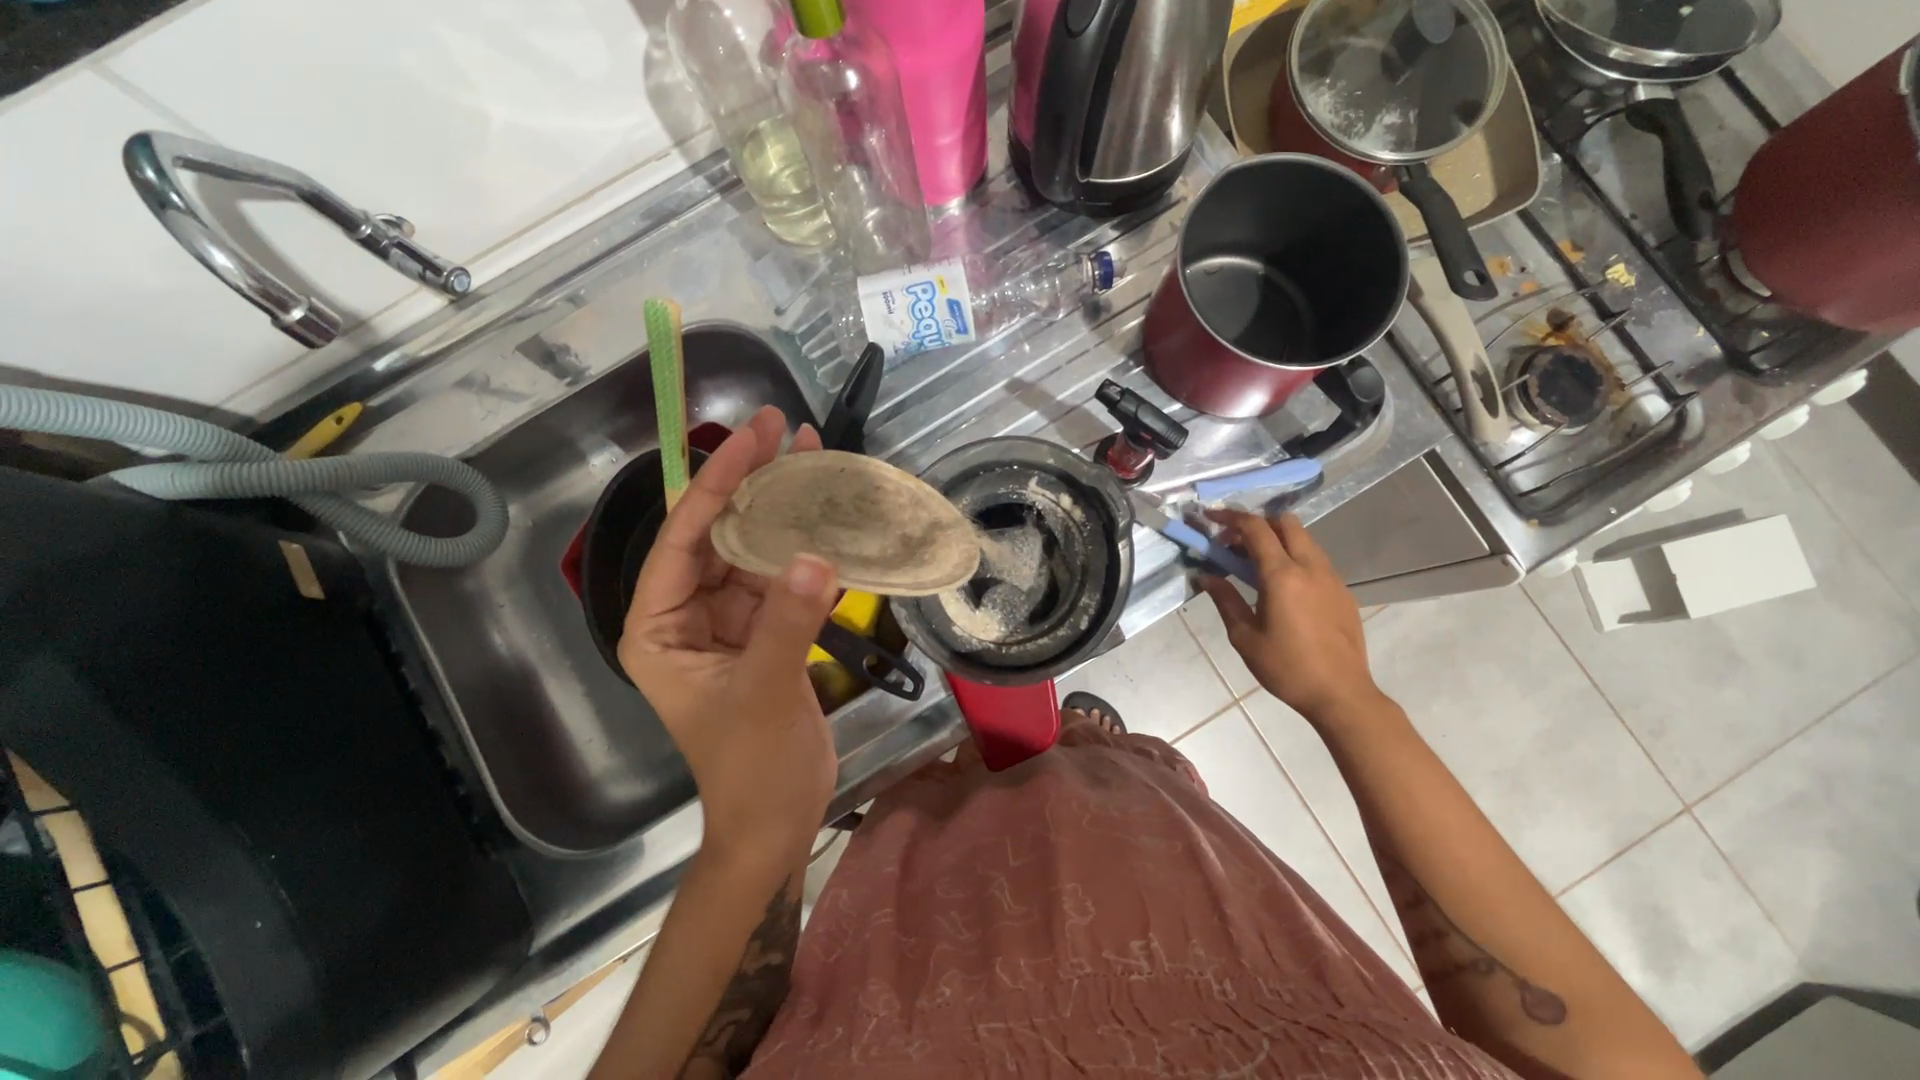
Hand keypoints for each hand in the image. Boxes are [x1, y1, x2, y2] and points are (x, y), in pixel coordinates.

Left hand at [619, 406, 840, 869]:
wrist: (778, 821)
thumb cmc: (751, 769)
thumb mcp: (763, 695)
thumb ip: (786, 624)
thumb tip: (814, 555)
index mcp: (659, 626)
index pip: (683, 539)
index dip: (718, 483)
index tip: (751, 436)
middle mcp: (688, 614)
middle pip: (719, 533)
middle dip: (751, 482)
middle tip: (783, 425)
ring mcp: (729, 622)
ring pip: (754, 550)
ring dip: (784, 508)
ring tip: (814, 452)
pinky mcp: (767, 633)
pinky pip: (784, 579)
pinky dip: (808, 549)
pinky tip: (834, 515)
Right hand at [1198, 510, 1383, 724]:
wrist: (1340, 693)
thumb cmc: (1286, 668)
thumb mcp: (1245, 637)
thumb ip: (1225, 600)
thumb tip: (1206, 576)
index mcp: (1282, 575)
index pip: (1256, 529)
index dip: (1230, 518)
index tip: (1211, 519)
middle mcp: (1310, 567)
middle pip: (1285, 523)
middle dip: (1257, 524)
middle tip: (1234, 544)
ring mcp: (1331, 577)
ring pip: (1304, 539)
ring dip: (1277, 540)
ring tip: (1255, 565)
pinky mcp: (1342, 591)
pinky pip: (1316, 560)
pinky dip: (1295, 558)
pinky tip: (1282, 587)